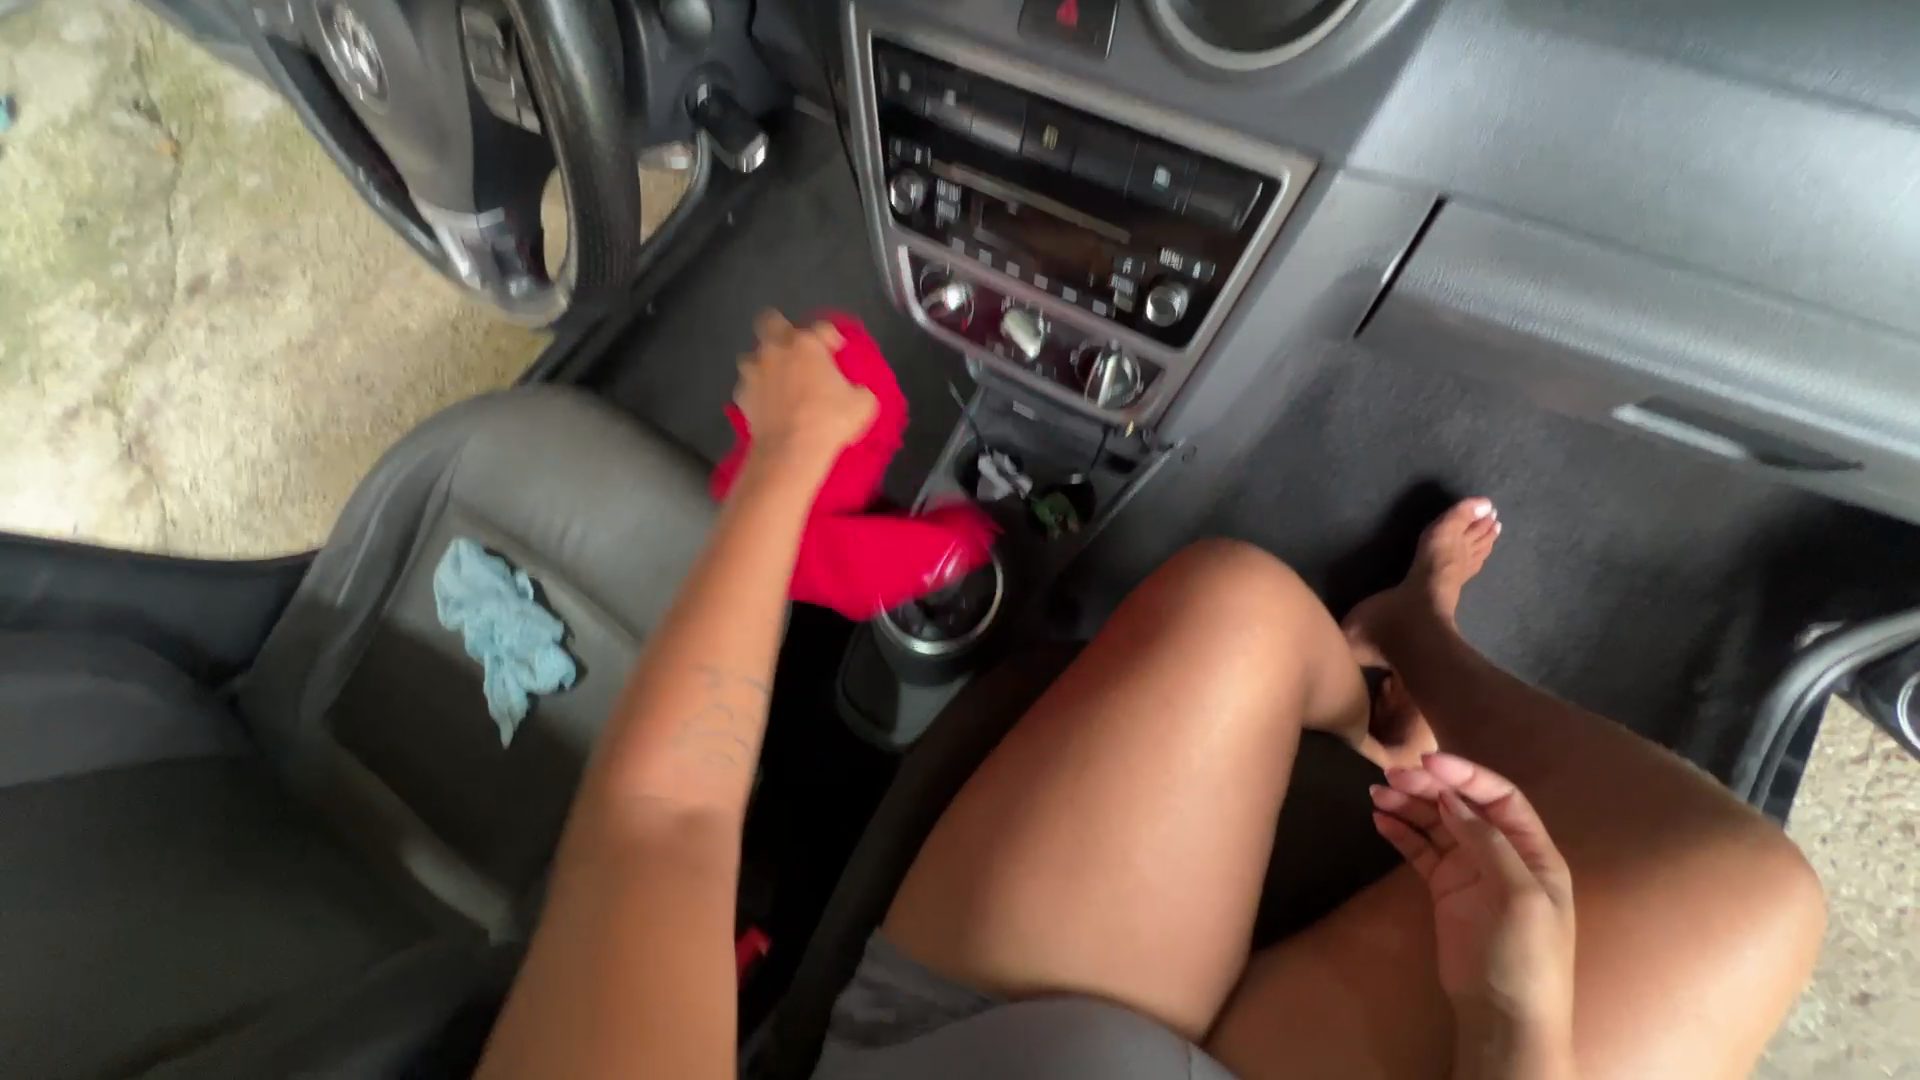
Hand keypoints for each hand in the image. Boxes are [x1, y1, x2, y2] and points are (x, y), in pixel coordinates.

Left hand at [734, 311, 877, 467]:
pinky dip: (758, 393)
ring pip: (753, 356)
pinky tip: (768, 407)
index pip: (822, 327)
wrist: (790, 450)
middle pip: (770, 322)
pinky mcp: (741, 395)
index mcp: (807, 345)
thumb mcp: (863, 404)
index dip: (831, 337)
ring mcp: (754, 372)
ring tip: (778, 381)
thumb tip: (856, 391)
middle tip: (795, 348)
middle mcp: (776, 350)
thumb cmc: (830, 421)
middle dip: (781, 329)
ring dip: (765, 364)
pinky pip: (749, 387)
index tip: (838, 350)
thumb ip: (859, 390)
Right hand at [1370, 753, 1576, 1076]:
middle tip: (1390, 777)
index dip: (1466, 775)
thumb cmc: (1524, 957)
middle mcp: (1501, 854)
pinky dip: (1399, 831)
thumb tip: (1450, 798)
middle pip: (1461, 805)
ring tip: (1376, 794)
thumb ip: (1488, 842)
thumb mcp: (1519, 896)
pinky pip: (1419, 848)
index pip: (1500, 798)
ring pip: (1435, 822)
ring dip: (1407, 804)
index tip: (1427, 761)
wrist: (1502, 1015)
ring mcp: (1470, 870)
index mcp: (1533, 853)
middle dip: (1427, 786)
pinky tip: (1380, 820)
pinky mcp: (1444, 886)